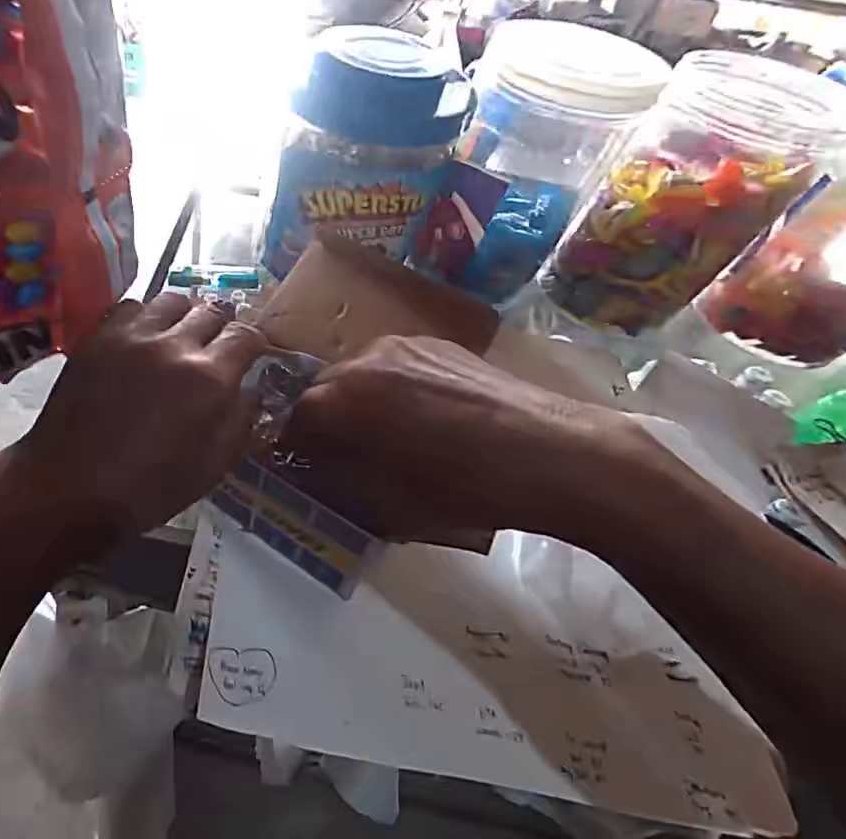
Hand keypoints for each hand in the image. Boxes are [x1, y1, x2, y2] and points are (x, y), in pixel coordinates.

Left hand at [0, 293, 266, 553]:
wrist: (69, 489)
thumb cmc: (147, 489)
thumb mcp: (212, 466)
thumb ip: (240, 420)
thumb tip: (251, 390)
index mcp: (208, 379)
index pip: (246, 335)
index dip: (255, 342)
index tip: (252, 353)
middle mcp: (174, 345)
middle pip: (212, 311)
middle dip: (223, 327)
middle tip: (217, 346)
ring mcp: (132, 336)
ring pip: (173, 301)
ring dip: (185, 316)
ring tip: (181, 337)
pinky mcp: (99, 336)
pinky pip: (133, 307)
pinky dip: (146, 317)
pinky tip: (143, 340)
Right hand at [284, 336, 669, 547]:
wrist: (552, 454)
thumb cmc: (465, 491)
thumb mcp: (388, 504)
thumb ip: (339, 479)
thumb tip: (317, 470)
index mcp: (340, 401)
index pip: (294, 422)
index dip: (296, 449)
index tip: (306, 467)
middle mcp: (362, 360)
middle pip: (323, 391)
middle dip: (326, 421)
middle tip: (345, 453)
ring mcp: (401, 345)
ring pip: (359, 373)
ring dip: (359, 401)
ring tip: (390, 433)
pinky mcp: (435, 342)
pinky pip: (393, 364)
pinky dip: (392, 386)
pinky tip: (425, 414)